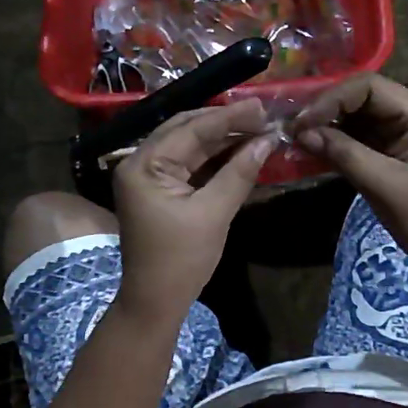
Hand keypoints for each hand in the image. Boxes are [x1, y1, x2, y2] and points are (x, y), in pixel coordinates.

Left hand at [113, 99, 275, 317]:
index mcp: (144, 165)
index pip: (190, 129)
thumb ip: (239, 173)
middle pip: (186, 130)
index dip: (229, 118)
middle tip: (262, 115)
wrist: (156, 300)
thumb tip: (267, 141)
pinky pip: (189, 164)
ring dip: (222, 139)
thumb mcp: (214, 213)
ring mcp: (149, 176)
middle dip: (225, 123)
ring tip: (258, 128)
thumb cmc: (181, 259)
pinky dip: (214, 157)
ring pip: (189, 145)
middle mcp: (140, 162)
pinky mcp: (160, 190)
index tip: (262, 107)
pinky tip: (241, 149)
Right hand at [294, 75, 407, 265]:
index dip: (330, 100)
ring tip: (298, 141)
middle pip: (363, 98)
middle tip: (293, 131)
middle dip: (328, 112)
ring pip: (362, 119)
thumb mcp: (384, 185)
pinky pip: (366, 139)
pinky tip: (317, 153)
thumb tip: (302, 134)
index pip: (368, 86)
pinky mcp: (401, 152)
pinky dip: (342, 145)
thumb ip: (343, 154)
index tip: (301, 123)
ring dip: (331, 129)